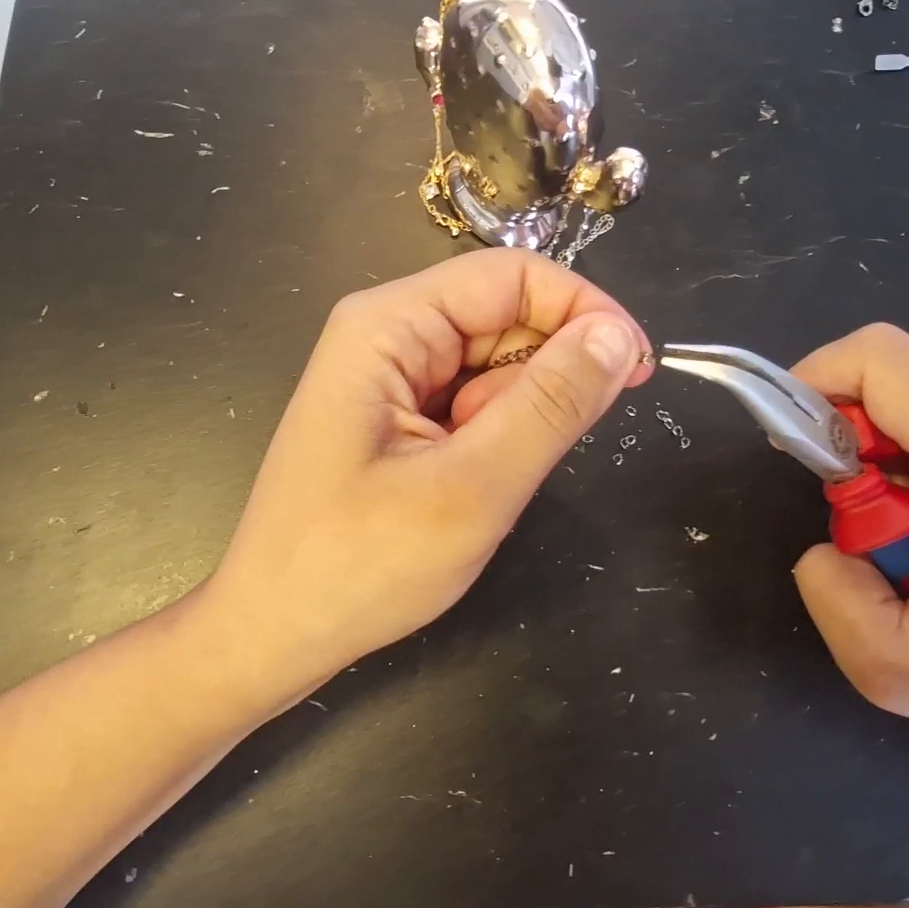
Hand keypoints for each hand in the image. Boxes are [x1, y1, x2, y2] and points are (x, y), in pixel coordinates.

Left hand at [206, 248, 652, 670]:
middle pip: (503, 315)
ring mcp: (389, 375)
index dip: (583, 311)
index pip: (512, 275)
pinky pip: (471, 401)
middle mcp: (386, 333)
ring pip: (494, 363)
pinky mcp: (397, 414)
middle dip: (543, 376)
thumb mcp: (472, 488)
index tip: (632, 371)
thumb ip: (549, 406)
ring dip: (515, 416)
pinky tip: (468, 484)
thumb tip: (617, 336)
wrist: (275, 631)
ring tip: (482, 482)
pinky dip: (493, 437)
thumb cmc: (361, 566)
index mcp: (388, 325)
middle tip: (533, 456)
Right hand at [790, 324, 908, 756]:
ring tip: (884, 522)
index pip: (883, 362)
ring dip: (867, 444)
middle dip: (838, 426)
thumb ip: (829, 590)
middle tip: (843, 506)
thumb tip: (825, 538)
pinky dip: (895, 449)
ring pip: (905, 388)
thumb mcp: (892, 667)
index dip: (814, 380)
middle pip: (888, 371)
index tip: (794, 444)